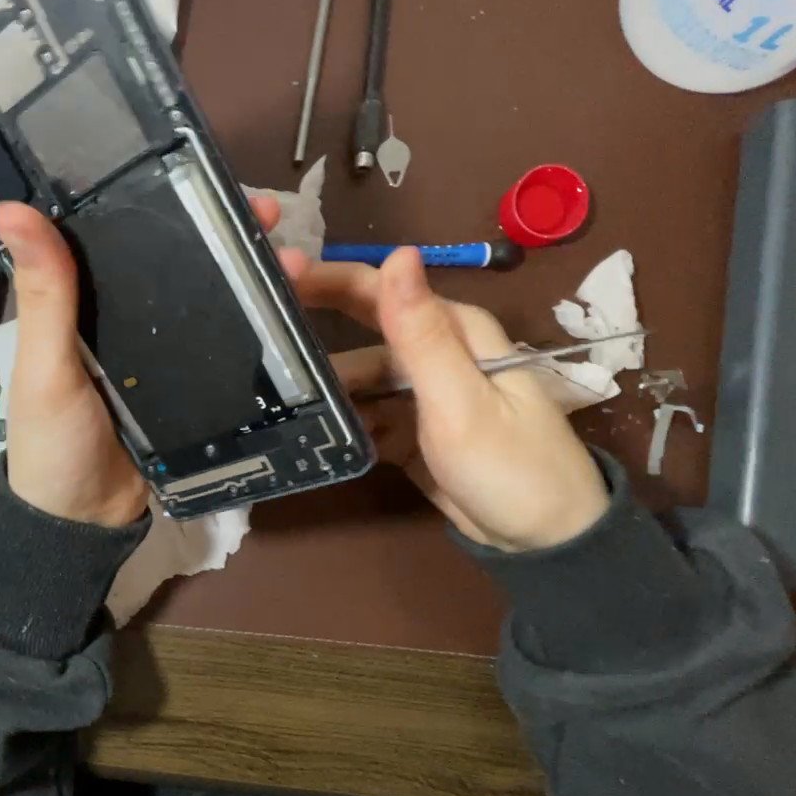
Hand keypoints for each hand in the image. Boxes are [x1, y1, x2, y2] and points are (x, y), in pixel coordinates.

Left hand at [0, 197, 287, 529]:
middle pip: (173, 263)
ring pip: (204, 301)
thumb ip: (44, 296)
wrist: (84, 522)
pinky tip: (286, 309)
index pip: (116, 237)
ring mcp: (154, 355)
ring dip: (247, 275)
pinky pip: (219, 349)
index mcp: (77, 305)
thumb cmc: (53, 444)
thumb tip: (12, 209)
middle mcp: (118, 319)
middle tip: (267, 215)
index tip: (196, 174)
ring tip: (293, 261)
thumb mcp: (47, 368)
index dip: (153, 201)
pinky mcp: (184, 387)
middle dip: (221, 234)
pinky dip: (251, 328)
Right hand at [276, 247, 607, 551]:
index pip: (377, 291)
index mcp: (452, 332)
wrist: (543, 541)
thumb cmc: (511, 467)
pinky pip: (365, 417)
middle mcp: (433, 355)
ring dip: (322, 387)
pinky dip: (341, 421)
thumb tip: (396, 255)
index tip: (271, 274)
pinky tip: (307, 428)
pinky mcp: (411, 432)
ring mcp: (420, 396)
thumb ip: (421, 335)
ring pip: (357, 381)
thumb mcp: (461, 401)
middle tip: (252, 339)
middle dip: (311, 333)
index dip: (324, 279)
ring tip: (268, 395)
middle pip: (359, 335)